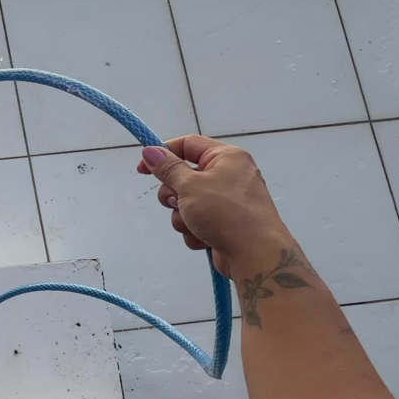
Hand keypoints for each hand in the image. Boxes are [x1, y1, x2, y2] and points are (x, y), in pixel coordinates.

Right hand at [136, 136, 294, 281]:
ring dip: (182, 217)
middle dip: (173, 195)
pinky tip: (203, 238)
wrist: (255, 253)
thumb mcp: (190, 186)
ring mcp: (227, 201)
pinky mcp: (225, 223)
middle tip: (177, 203)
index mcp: (226, 157)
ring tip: (194, 226)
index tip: (142, 169)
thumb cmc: (224, 212)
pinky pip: (197, 221)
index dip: (162, 154)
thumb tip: (150, 151)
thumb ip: (168, 168)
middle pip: (183, 177)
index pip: (187, 144)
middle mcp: (229, 175)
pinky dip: (194, 230)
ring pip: (186, 203)